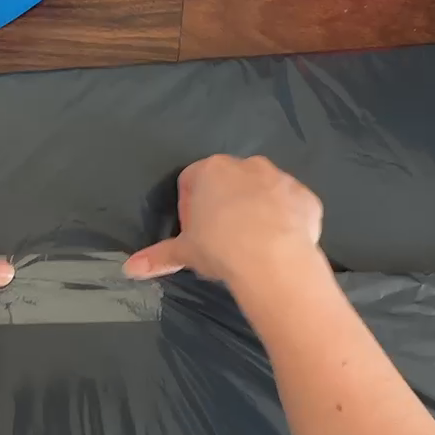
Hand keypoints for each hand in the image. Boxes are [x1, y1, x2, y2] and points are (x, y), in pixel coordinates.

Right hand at [123, 155, 326, 291]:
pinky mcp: (306, 198)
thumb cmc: (219, 247)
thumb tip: (127, 269)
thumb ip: (157, 257)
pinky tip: (276, 246)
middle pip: (228, 182)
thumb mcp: (184, 253)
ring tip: (249, 246)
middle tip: (219, 240)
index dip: (189, 207)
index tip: (193, 232)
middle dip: (222, 206)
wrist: (273, 259)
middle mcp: (247, 165)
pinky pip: (289, 207)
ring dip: (253, 211)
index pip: (191, 180)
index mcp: (211, 171)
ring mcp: (280, 179)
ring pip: (261, 192)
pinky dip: (283, 222)